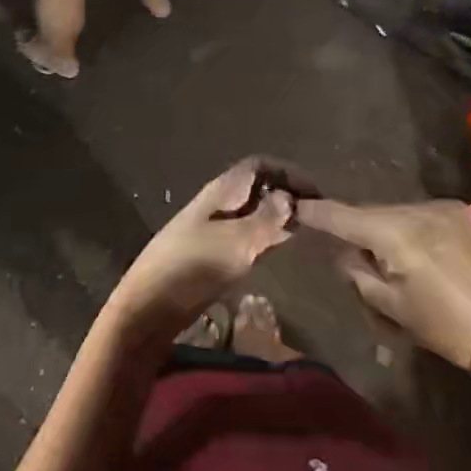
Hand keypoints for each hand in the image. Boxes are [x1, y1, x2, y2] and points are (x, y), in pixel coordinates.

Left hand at [108, 158, 314, 329]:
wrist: (151, 304)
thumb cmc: (194, 266)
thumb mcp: (237, 242)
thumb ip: (265, 219)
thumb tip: (289, 197)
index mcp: (222, 191)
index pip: (258, 165)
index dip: (287, 172)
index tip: (316, 191)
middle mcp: (220, 203)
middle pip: (257, 187)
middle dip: (286, 193)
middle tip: (319, 213)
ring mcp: (216, 228)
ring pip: (253, 212)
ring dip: (278, 216)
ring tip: (309, 229)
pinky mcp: (214, 254)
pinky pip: (247, 235)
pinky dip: (267, 236)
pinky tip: (283, 247)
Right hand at [297, 200, 470, 367]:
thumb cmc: (445, 326)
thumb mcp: (390, 305)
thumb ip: (357, 271)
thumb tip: (343, 251)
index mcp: (394, 234)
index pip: (341, 216)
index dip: (316, 212)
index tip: (295, 205)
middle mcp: (415, 209)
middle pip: (370, 213)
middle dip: (358, 229)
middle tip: (356, 256)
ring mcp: (440, 206)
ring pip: (394, 212)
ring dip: (386, 228)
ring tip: (396, 259)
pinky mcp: (460, 211)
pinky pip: (419, 213)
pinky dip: (410, 228)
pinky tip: (422, 253)